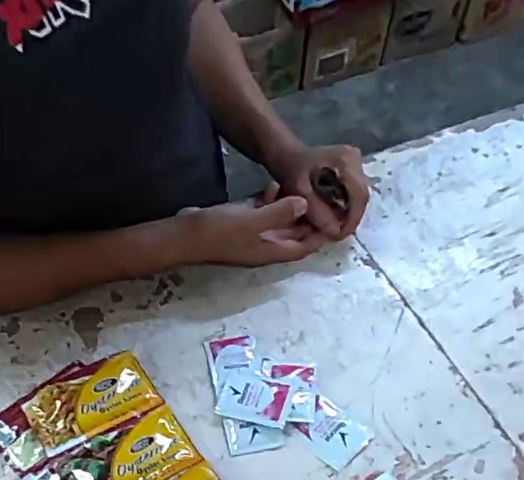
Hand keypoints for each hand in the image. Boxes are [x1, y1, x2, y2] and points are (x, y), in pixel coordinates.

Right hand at [177, 194, 327, 267]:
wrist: (187, 233)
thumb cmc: (220, 231)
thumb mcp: (252, 221)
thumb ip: (279, 212)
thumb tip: (304, 204)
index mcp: (271, 251)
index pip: (303, 247)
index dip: (320, 235)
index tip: (336, 219)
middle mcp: (266, 245)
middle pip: (295, 234)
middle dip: (310, 218)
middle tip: (326, 196)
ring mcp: (254, 234)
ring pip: (280, 222)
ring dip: (291, 207)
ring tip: (306, 186)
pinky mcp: (242, 222)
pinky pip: (263, 213)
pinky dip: (271, 200)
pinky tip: (274, 184)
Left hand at [266, 142, 367, 238]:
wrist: (288, 157)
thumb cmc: (292, 172)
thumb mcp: (300, 192)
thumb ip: (317, 212)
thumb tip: (335, 232)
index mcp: (346, 160)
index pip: (359, 195)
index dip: (352, 220)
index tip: (340, 236)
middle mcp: (355, 158)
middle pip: (361, 196)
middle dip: (351, 218)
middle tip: (337, 235)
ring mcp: (355, 161)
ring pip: (359, 195)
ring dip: (349, 214)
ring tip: (335, 227)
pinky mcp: (352, 167)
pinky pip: (354, 192)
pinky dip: (346, 206)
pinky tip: (335, 215)